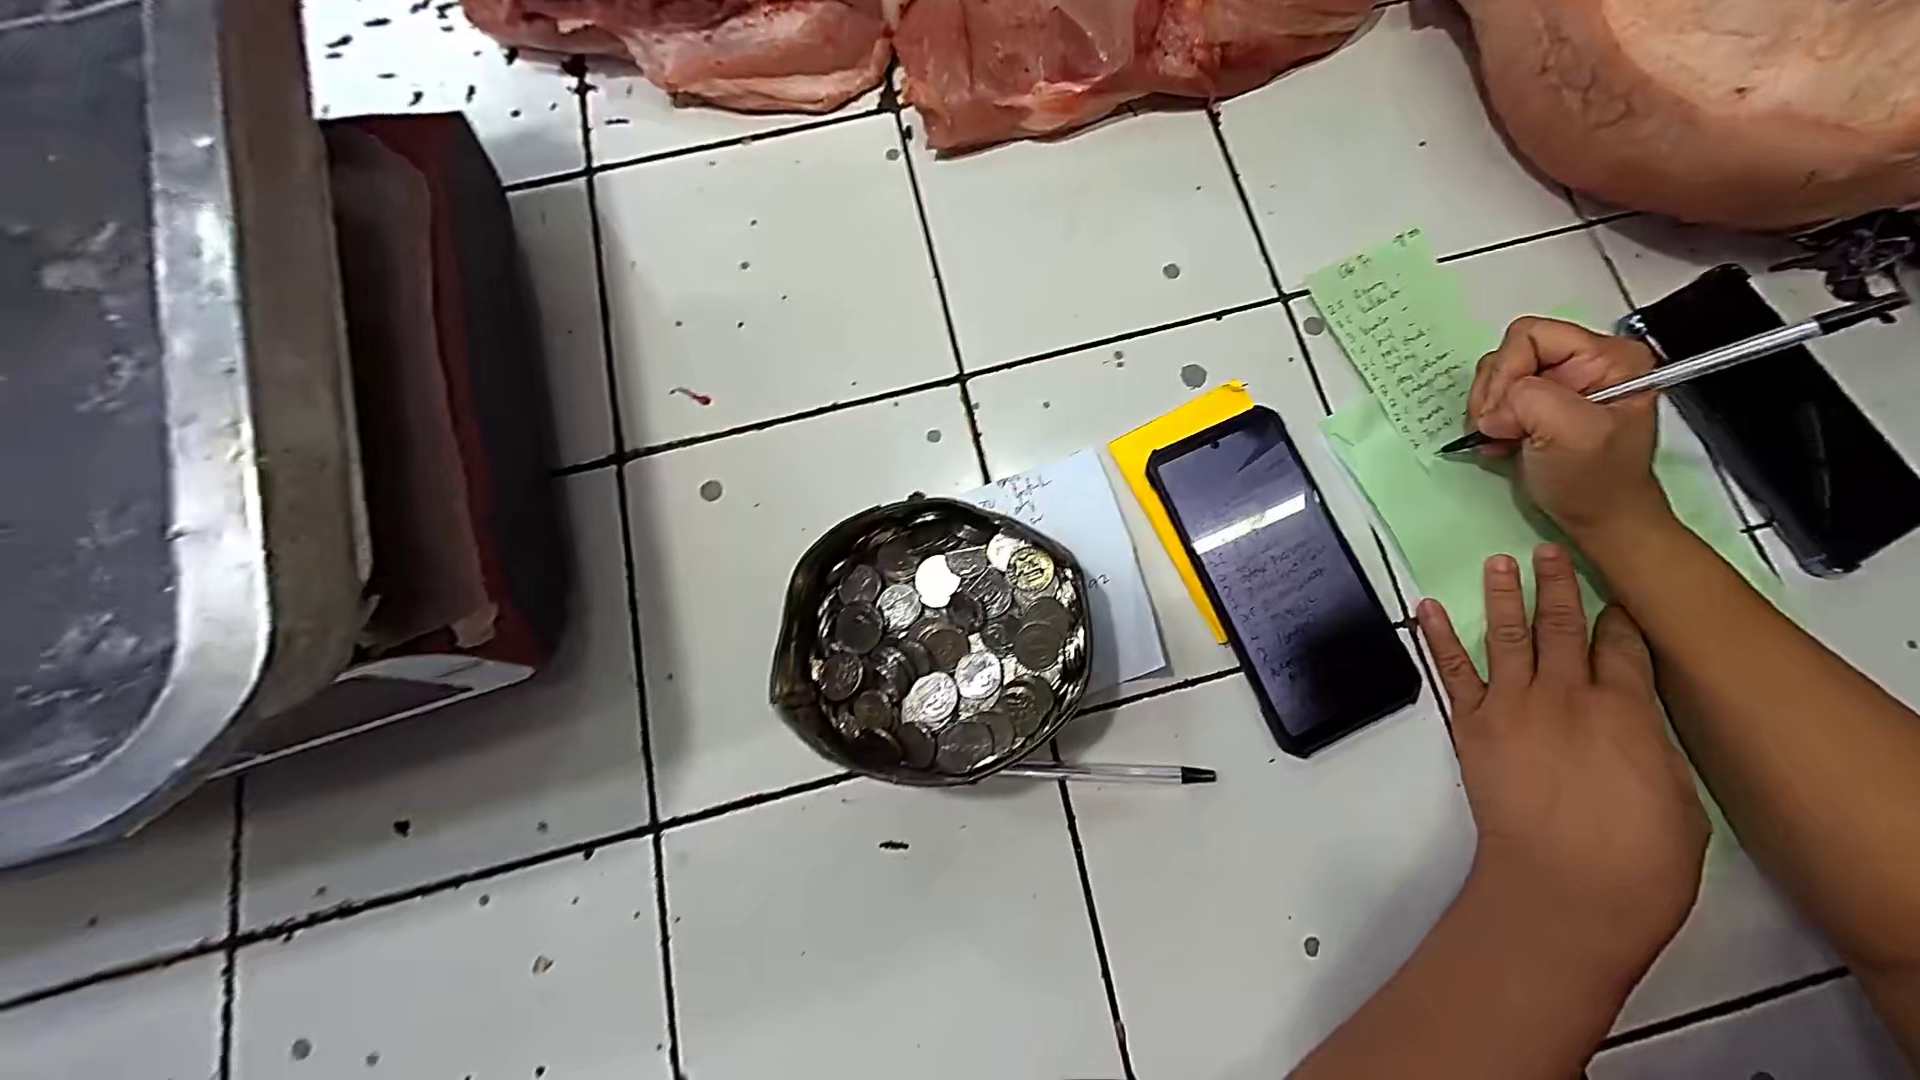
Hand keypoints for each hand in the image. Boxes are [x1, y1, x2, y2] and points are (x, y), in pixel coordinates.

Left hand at [1418, 545, 1707, 972]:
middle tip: (1549, 549)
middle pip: (1562, 629)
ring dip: (1503, 595)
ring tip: (1498, 561)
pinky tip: (1429, 607)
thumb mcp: (1674, 793)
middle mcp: (1565, 695)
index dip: (1619, 618)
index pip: (1622, 648)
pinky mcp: (1470, 722)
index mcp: (1627, 711)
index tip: (1614, 593)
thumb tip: (1627, 715)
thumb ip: (1645, 741)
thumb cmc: (1638, 855)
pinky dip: (1439, 636)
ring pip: (1508, 636)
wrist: (1565, 882)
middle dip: (1558, 586)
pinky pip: (1452, 669)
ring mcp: (1511, 705)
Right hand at [1468, 317, 1671, 541]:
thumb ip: (1531, 400)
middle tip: (1505, 429)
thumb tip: (1493, 410)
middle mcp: (1581, 362)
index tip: (1509, 415)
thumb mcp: (1572, 433)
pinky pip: (1491, 397)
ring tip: (1504, 436)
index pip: (1528, 336)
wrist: (1597, 515)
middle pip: (1506, 354)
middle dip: (1493, 394)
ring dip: (1486, 410)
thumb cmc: (1593, 478)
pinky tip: (1501, 440)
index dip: (1507, 374)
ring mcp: (1556, 384)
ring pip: (1493, 376)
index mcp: (1606, 357)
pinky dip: (1485, 421)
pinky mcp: (1534, 404)